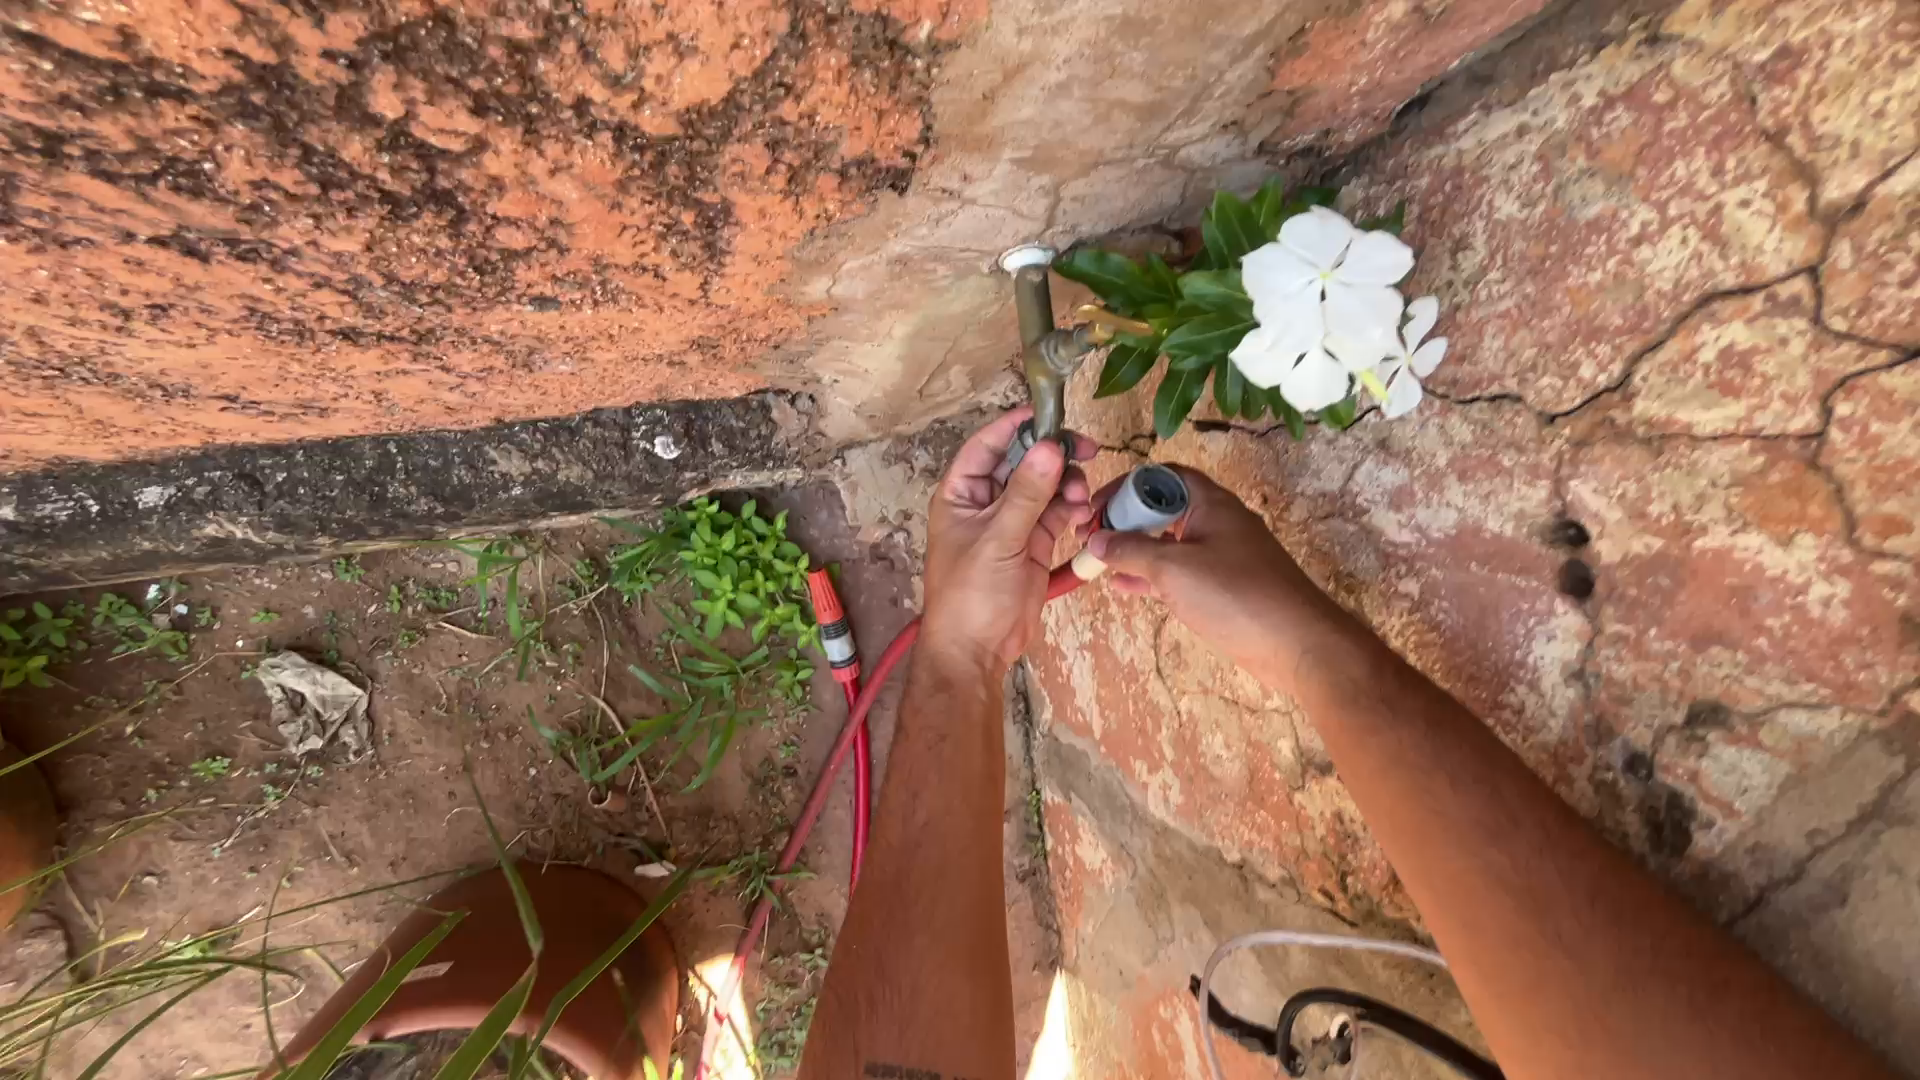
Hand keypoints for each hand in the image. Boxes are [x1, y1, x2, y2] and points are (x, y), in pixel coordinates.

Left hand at [920, 407, 1093, 676]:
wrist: (978, 648)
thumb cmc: (972, 593)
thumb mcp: (998, 539)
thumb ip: (1027, 494)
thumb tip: (1050, 448)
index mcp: (961, 493)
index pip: (987, 445)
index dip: (1015, 426)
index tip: (1049, 415)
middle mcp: (985, 501)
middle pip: (1022, 462)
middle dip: (1052, 456)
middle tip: (1086, 450)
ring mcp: (1011, 522)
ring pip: (1044, 486)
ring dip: (1065, 485)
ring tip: (1080, 499)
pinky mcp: (1033, 542)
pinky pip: (1055, 512)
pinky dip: (1069, 509)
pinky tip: (1080, 514)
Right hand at [1082, 466, 1350, 684]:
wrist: (1296, 644)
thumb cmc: (1234, 593)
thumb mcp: (1172, 568)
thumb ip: (1130, 550)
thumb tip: (1095, 541)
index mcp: (1210, 503)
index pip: (1161, 476)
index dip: (1125, 486)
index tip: (1095, 507)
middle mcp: (1216, 522)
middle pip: (1162, 508)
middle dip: (1124, 520)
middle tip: (1092, 538)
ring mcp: (1220, 555)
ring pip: (1167, 542)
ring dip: (1134, 550)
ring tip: (1099, 563)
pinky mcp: (1222, 586)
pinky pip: (1177, 572)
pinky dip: (1150, 576)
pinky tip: (1123, 587)